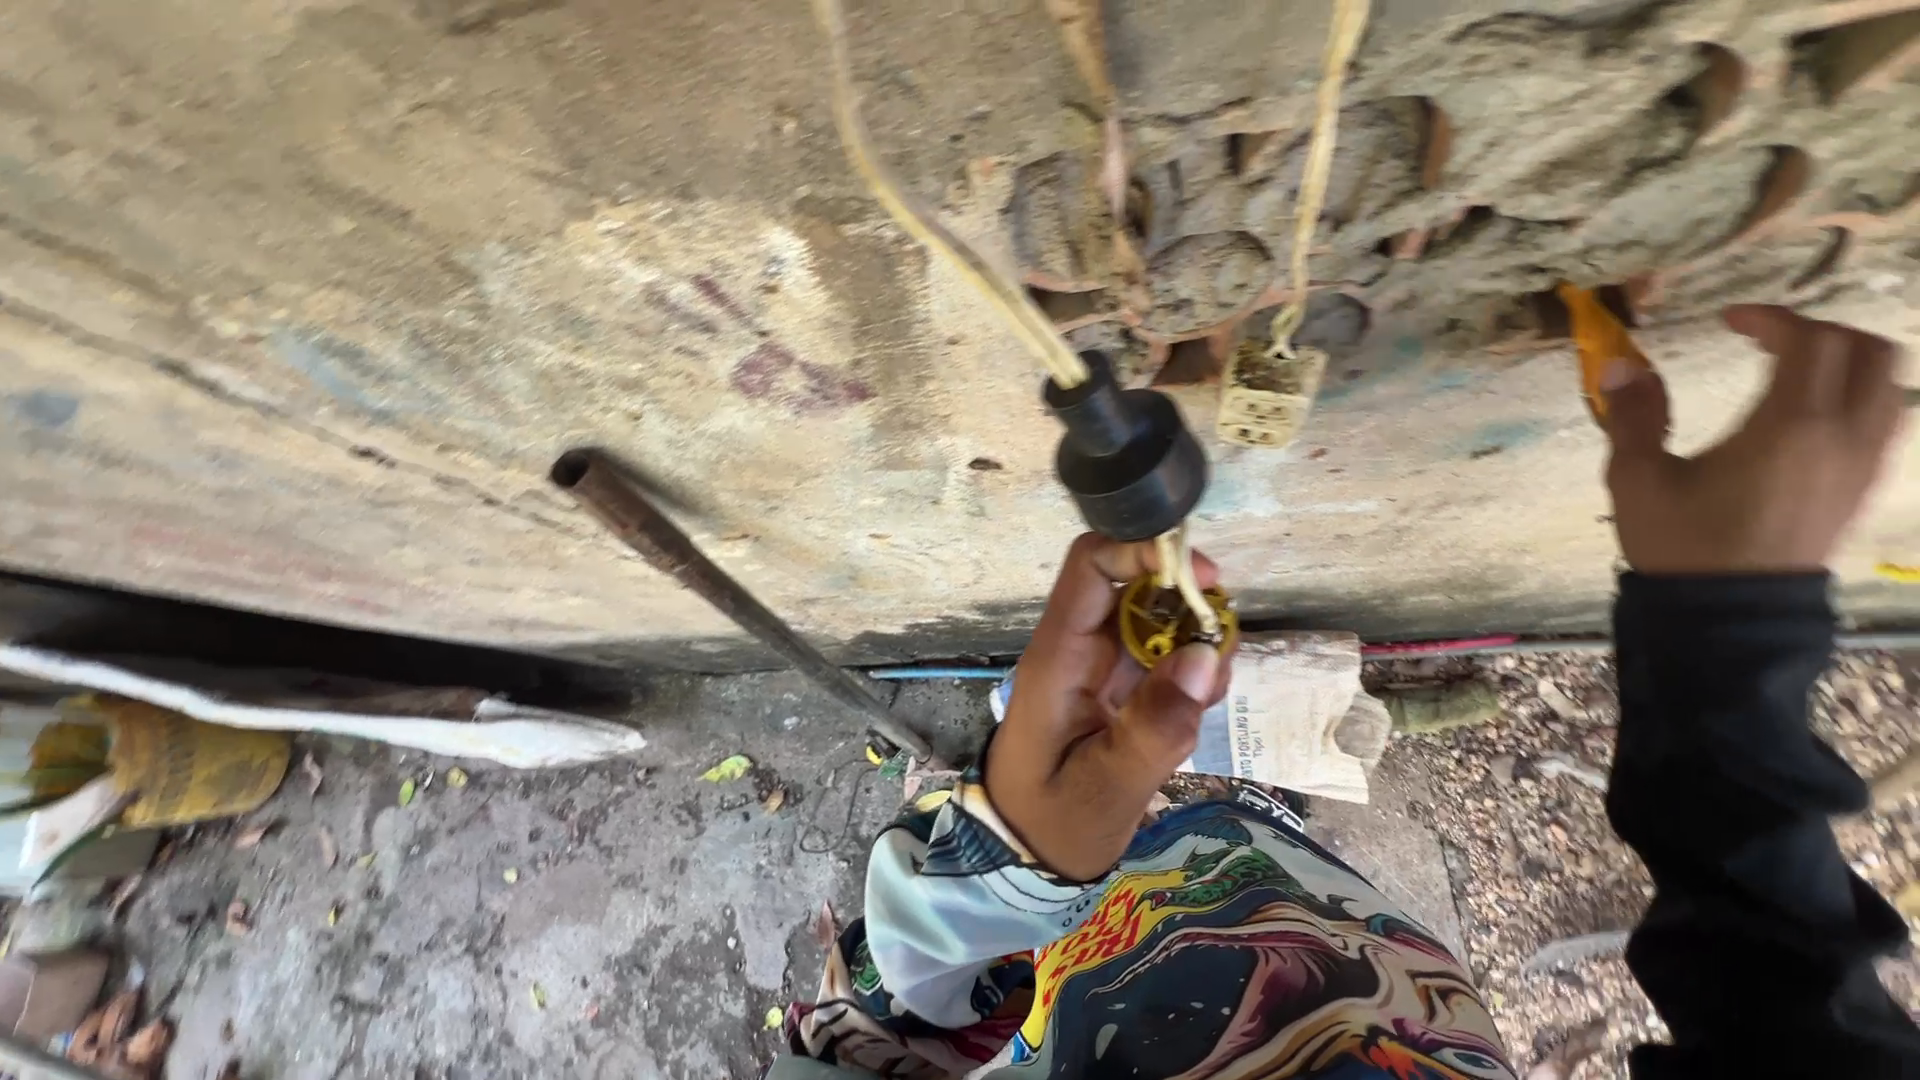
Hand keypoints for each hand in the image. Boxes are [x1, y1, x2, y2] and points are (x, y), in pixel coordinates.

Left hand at [984, 534, 1233, 880]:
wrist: (1025, 852)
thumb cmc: (1054, 822)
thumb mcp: (1106, 788)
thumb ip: (1153, 729)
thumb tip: (1202, 658)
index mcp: (1060, 655)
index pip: (1091, 566)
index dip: (1143, 551)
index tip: (1203, 580)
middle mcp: (1079, 647)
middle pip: (1133, 585)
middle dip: (1185, 602)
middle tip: (1221, 648)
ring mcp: (1098, 665)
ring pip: (1154, 618)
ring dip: (1194, 639)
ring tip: (1209, 691)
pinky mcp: (1117, 687)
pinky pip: (1160, 655)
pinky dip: (1189, 669)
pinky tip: (1197, 707)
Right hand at [1602, 304, 1905, 574]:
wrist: (1728, 609)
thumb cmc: (1679, 540)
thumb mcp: (1637, 478)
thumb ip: (1634, 417)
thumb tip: (1622, 366)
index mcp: (1788, 427)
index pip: (1810, 342)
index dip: (1771, 318)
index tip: (1728, 319)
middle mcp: (1844, 434)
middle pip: (1867, 350)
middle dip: (1817, 332)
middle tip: (1763, 339)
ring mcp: (1864, 460)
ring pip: (1888, 382)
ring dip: (1844, 361)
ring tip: (1788, 371)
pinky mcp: (1865, 483)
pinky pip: (1883, 417)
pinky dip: (1853, 395)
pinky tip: (1803, 414)